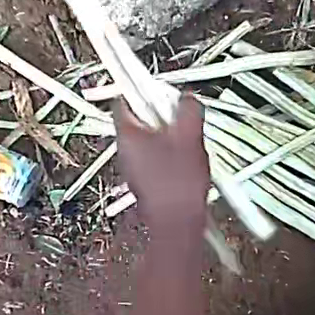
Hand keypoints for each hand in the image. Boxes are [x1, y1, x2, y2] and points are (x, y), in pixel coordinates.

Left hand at [115, 97, 208, 237]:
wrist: (177, 223)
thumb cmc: (179, 180)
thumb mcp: (189, 136)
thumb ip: (187, 110)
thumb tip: (187, 97)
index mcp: (127, 134)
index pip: (124, 100)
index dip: (143, 92)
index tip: (162, 93)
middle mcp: (124, 150)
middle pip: (140, 121)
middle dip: (163, 117)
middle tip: (184, 122)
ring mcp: (132, 167)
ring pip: (149, 140)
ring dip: (169, 137)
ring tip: (189, 145)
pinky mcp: (144, 181)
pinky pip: (155, 158)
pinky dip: (169, 155)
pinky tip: (187, 165)